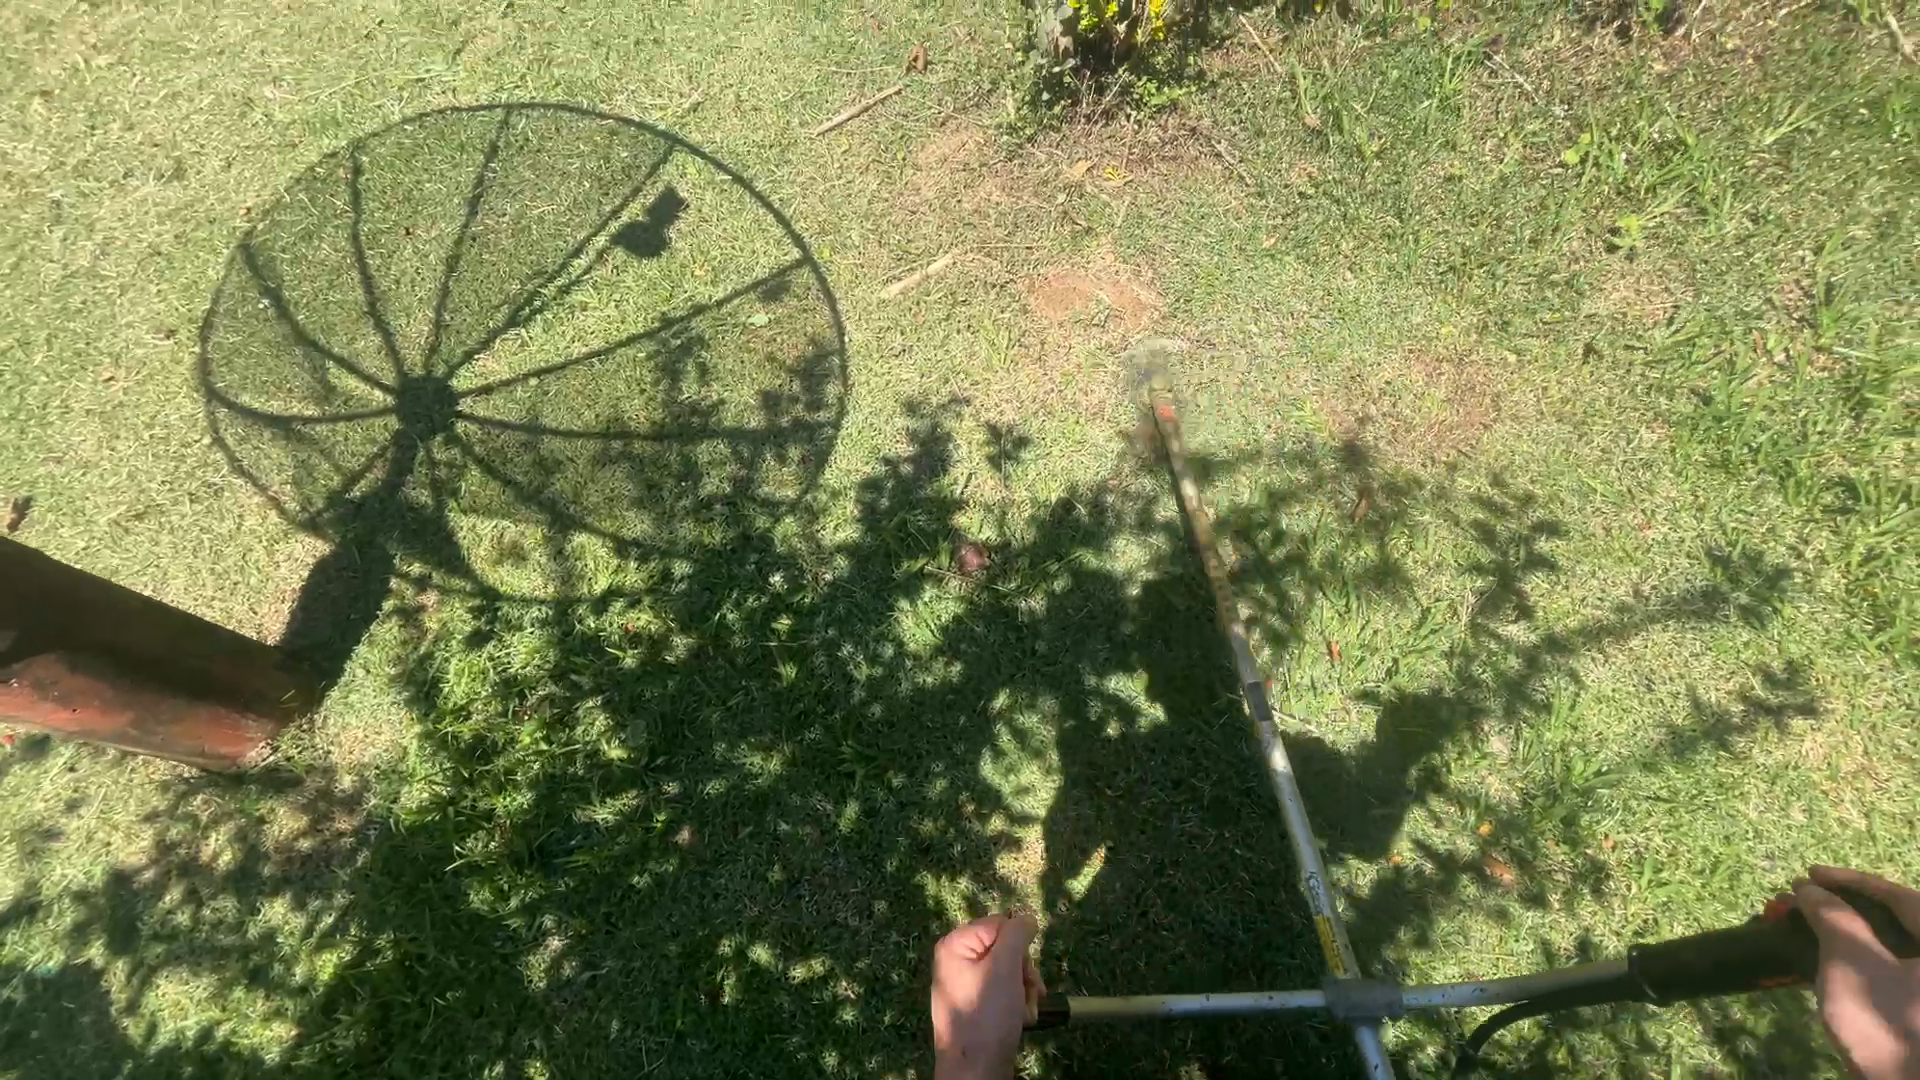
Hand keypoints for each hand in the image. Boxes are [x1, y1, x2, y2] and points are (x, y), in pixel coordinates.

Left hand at [930, 913, 1043, 1079]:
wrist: (976, 1074)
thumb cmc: (987, 1015)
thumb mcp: (1004, 967)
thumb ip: (1016, 934)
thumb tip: (1026, 917)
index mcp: (956, 944)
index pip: (999, 924)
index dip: (1018, 945)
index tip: (1025, 969)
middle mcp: (957, 960)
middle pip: (1005, 949)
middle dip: (1023, 972)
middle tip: (1029, 992)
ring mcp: (966, 985)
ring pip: (1009, 972)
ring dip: (1024, 990)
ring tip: (1027, 1011)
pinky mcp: (977, 1007)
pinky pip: (1003, 992)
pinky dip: (1017, 1004)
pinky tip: (1021, 1020)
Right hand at [1793, 865, 1919, 1079]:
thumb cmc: (1891, 1022)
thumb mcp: (1853, 963)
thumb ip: (1835, 918)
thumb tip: (1811, 888)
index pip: (1905, 899)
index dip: (1853, 881)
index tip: (1809, 873)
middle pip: (1908, 922)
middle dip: (1853, 906)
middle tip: (1809, 899)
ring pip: (1905, 948)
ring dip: (1859, 931)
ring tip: (1817, 926)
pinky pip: (1907, 971)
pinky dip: (1875, 957)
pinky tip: (1844, 959)